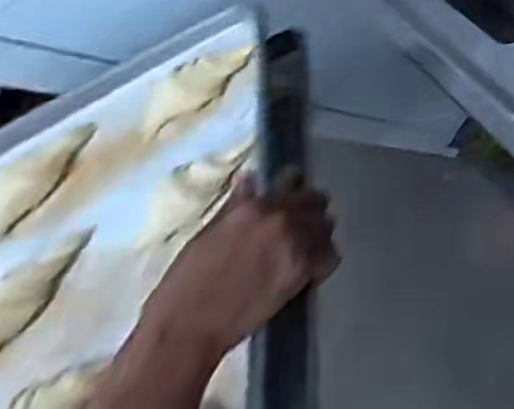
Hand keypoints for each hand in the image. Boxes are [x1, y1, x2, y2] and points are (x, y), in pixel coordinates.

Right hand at [140, 178, 339, 355]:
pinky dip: (323, 263)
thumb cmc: (182, 290)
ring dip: (317, 237)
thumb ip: (235, 207)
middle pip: (316, 202)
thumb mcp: (204, 238)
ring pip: (326, 226)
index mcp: (253, 207)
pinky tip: (308, 274)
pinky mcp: (304, 265)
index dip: (293, 201)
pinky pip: (331, 255)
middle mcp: (280, 216)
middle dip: (310, 214)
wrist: (183, 334)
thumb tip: (249, 178)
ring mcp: (296, 239)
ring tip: (303, 254)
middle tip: (299, 233)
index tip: (290, 211)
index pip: (292, 188)